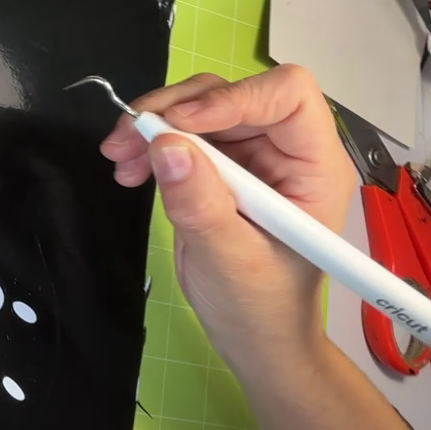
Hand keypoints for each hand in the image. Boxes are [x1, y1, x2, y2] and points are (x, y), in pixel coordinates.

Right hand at [98, 65, 354, 375]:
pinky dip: (145, 142)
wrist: (251, 336)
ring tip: (118, 158)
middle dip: (173, 110)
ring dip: (150, 124)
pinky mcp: (214, 163)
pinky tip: (127, 169)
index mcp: (312, 166)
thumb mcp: (229, 259)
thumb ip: (200, 202)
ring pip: (194, 106)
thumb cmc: (259, 307)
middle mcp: (281, 148)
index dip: (233, 98)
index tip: (179, 124)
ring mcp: (247, 154)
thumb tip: (165, 145)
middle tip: (126, 138)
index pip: (286, 96)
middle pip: (228, 93)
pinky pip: (176, 131)